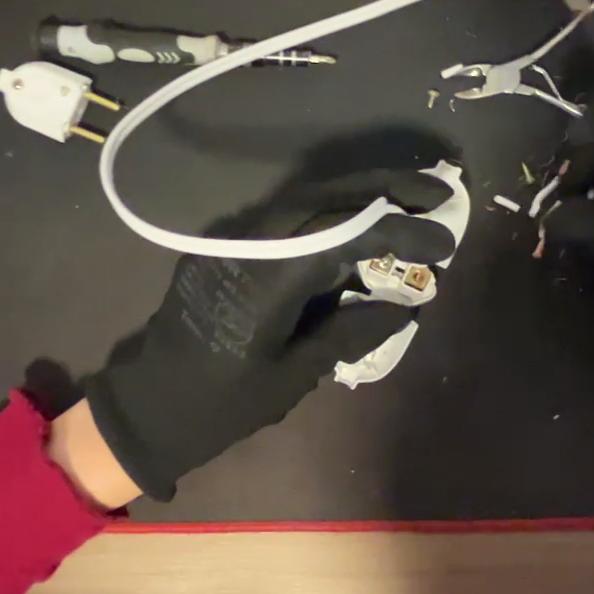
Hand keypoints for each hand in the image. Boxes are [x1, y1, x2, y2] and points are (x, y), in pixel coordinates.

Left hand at [85, 171, 457, 501]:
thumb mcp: (292, 377)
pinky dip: (328, 217)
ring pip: (305, 200)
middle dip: (386, 188)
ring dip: (358, 196)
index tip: (444, 241)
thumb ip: (349, 334)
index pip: (345, 231)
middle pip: (326, 196)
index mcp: (267, 276)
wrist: (148, 405)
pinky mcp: (226, 247)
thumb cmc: (221, 403)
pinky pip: (285, 220)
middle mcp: (249, 242)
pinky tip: (358, 230)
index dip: (400, 230)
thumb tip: (406, 308)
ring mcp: (233, 240)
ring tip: (409, 201)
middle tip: (440, 192)